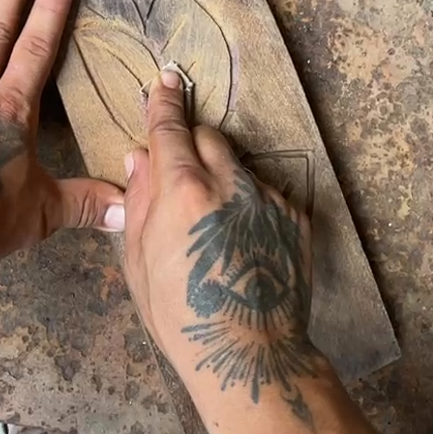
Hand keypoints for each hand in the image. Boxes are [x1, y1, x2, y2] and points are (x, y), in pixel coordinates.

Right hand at [120, 67, 325, 423]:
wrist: (250, 355)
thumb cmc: (181, 315)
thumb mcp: (140, 261)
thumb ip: (139, 200)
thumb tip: (139, 156)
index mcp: (183, 191)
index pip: (170, 128)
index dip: (164, 100)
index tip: (165, 79)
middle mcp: (228, 182)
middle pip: (207, 134)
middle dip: (191, 144)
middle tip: (183, 176)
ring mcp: (266, 196)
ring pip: (237, 162)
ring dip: (221, 175)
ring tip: (216, 223)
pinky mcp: (293, 214)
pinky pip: (264, 189)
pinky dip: (248, 201)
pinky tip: (243, 240)